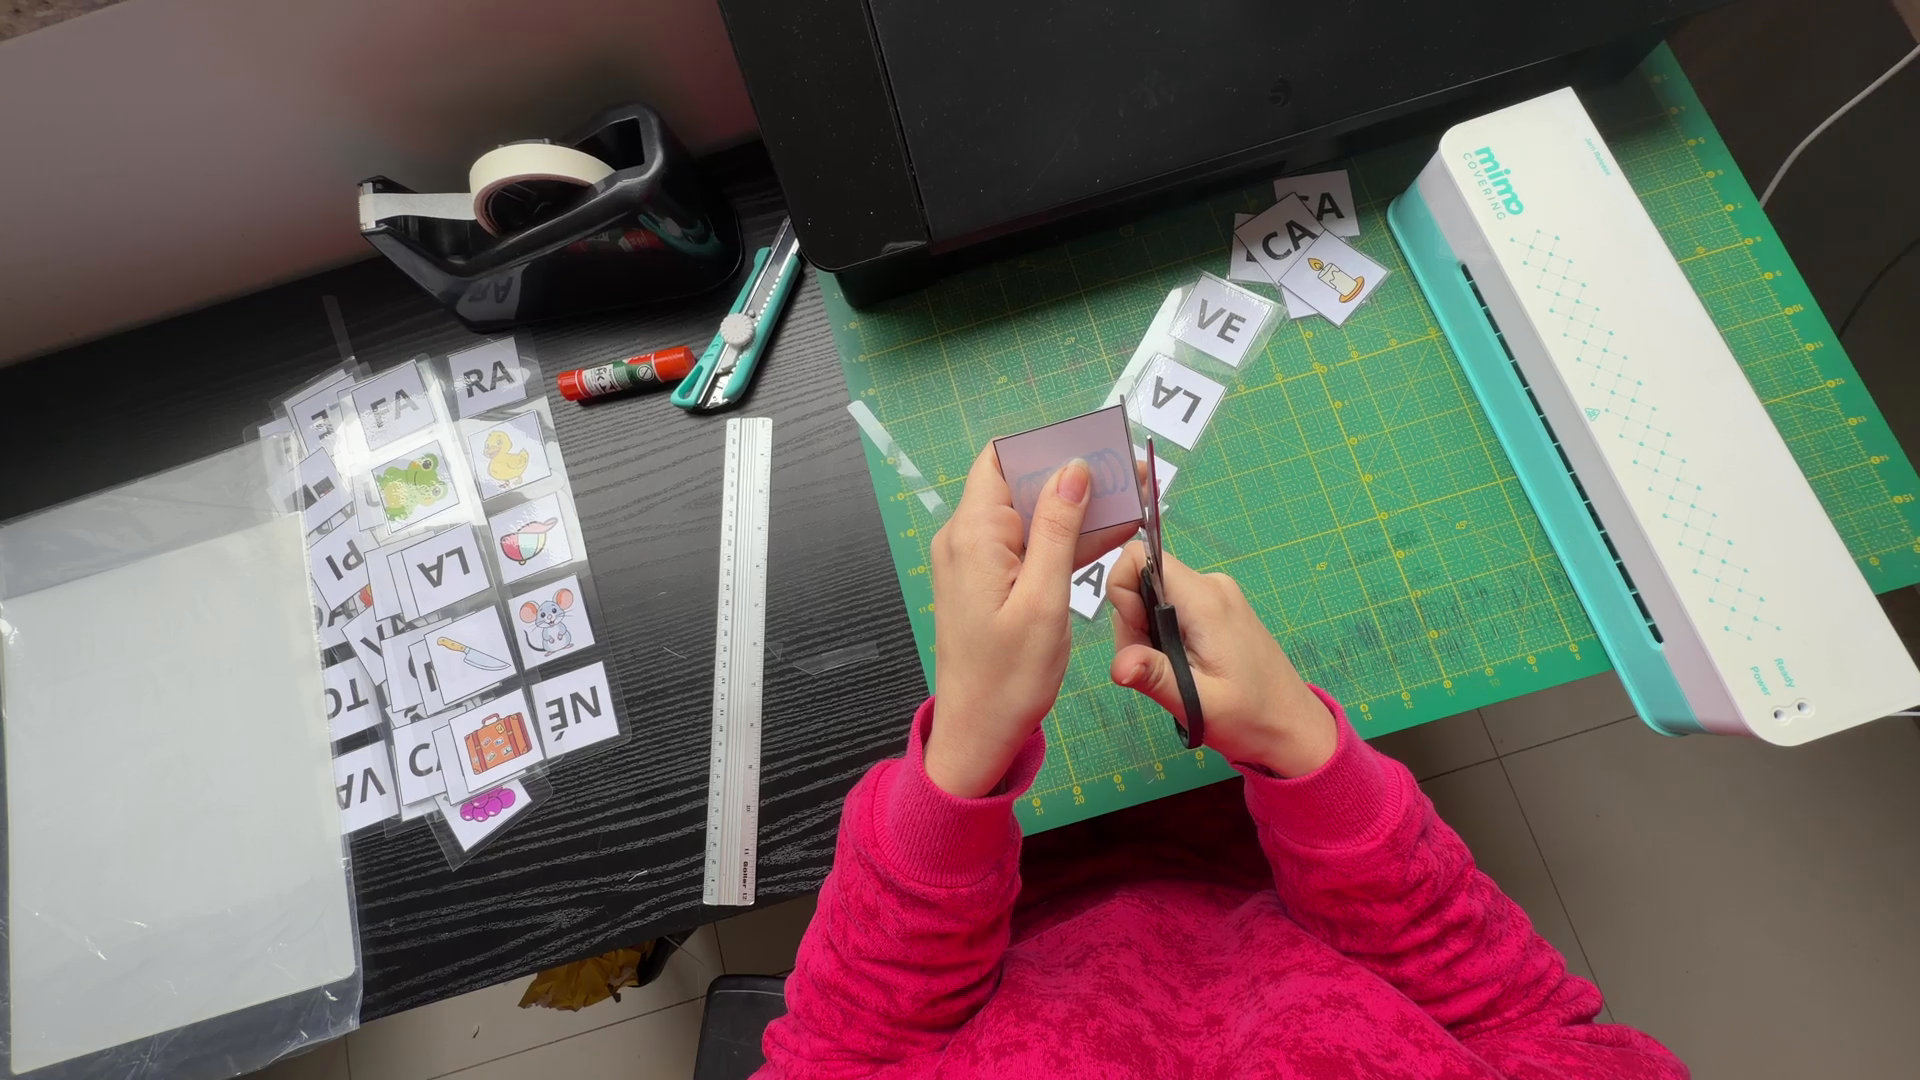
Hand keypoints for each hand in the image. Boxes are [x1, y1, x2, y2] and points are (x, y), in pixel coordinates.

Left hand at [925, 446, 1141, 796]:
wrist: (978, 731)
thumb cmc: (1009, 676)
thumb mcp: (1044, 599)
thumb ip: (1058, 529)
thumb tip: (1072, 468)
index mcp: (973, 534)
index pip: (1001, 461)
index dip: (1044, 448)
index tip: (1091, 448)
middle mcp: (966, 538)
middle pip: (1018, 484)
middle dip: (1069, 475)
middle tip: (1124, 472)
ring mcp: (976, 559)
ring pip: (1028, 515)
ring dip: (1072, 507)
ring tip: (1127, 496)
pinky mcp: (990, 579)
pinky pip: (1027, 545)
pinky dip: (1061, 539)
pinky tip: (1107, 533)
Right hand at [1107, 542, 1336, 776]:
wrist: (1294, 728)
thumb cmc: (1250, 717)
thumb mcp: (1198, 702)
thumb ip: (1155, 676)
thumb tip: (1116, 665)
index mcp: (1204, 599)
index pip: (1137, 558)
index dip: (1122, 592)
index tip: (1138, 635)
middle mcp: (1209, 585)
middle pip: (1141, 582)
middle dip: (1134, 626)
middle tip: (1158, 668)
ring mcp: (1214, 595)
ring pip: (1152, 598)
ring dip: (1147, 635)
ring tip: (1174, 673)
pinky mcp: (1215, 608)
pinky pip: (1169, 608)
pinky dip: (1162, 636)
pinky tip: (1182, 666)